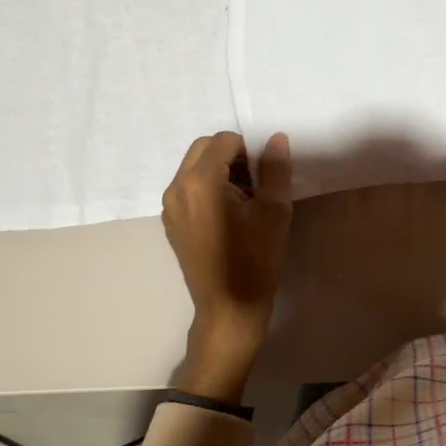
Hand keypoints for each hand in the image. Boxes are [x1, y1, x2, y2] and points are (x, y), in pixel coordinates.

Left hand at [161, 131, 292, 397]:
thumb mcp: (274, 211)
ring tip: (243, 201)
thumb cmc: (255, 259)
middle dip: (231, 156)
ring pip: (193, 168)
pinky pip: (187, 189)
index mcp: (200, 181)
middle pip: (203, 148)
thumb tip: (275, 139)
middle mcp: (177, 188)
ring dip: (218, 171)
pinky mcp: (170, 222)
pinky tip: (227, 216)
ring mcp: (169, 206)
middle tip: (255, 185)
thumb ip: (275, 169)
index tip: (264, 177)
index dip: (249, 150)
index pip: (224, 140)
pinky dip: (206, 189)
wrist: (229, 307)